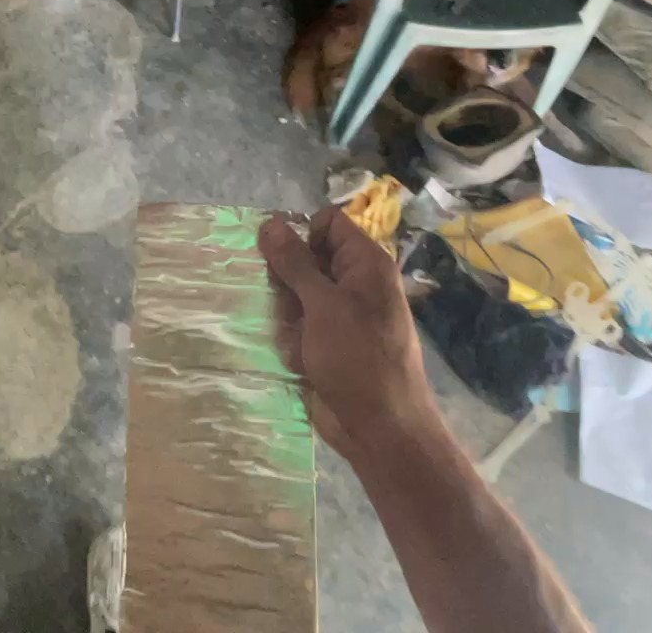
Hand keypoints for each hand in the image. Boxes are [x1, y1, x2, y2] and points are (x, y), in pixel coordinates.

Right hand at [259, 206, 438, 461]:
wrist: (381, 429)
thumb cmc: (358, 358)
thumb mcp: (323, 304)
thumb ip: (294, 262)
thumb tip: (270, 222)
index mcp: (365, 263)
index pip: (326, 223)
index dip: (302, 234)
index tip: (283, 260)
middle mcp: (355, 283)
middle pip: (306, 258)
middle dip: (288, 282)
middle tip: (289, 306)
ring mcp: (341, 314)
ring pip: (295, 294)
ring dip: (288, 315)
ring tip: (296, 339)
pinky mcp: (328, 342)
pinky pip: (298, 324)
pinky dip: (293, 339)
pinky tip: (299, 359)